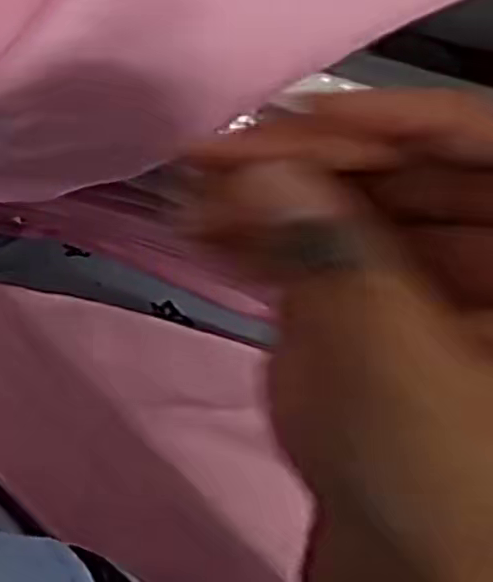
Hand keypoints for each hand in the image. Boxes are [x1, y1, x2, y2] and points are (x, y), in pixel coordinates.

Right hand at [187, 90, 492, 581]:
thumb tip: (260, 165)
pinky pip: (337, 239)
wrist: (421, 566)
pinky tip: (207, 230)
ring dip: (271, 194)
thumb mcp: (391, 368)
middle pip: (429, 173)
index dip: (407, 119)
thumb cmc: (445, 482)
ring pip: (371, 203)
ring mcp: (468, 286)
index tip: (290, 119)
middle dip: (309, 162)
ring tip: (191, 203)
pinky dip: (268, 227)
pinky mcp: (402, 301)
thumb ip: (332, 257)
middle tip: (208, 166)